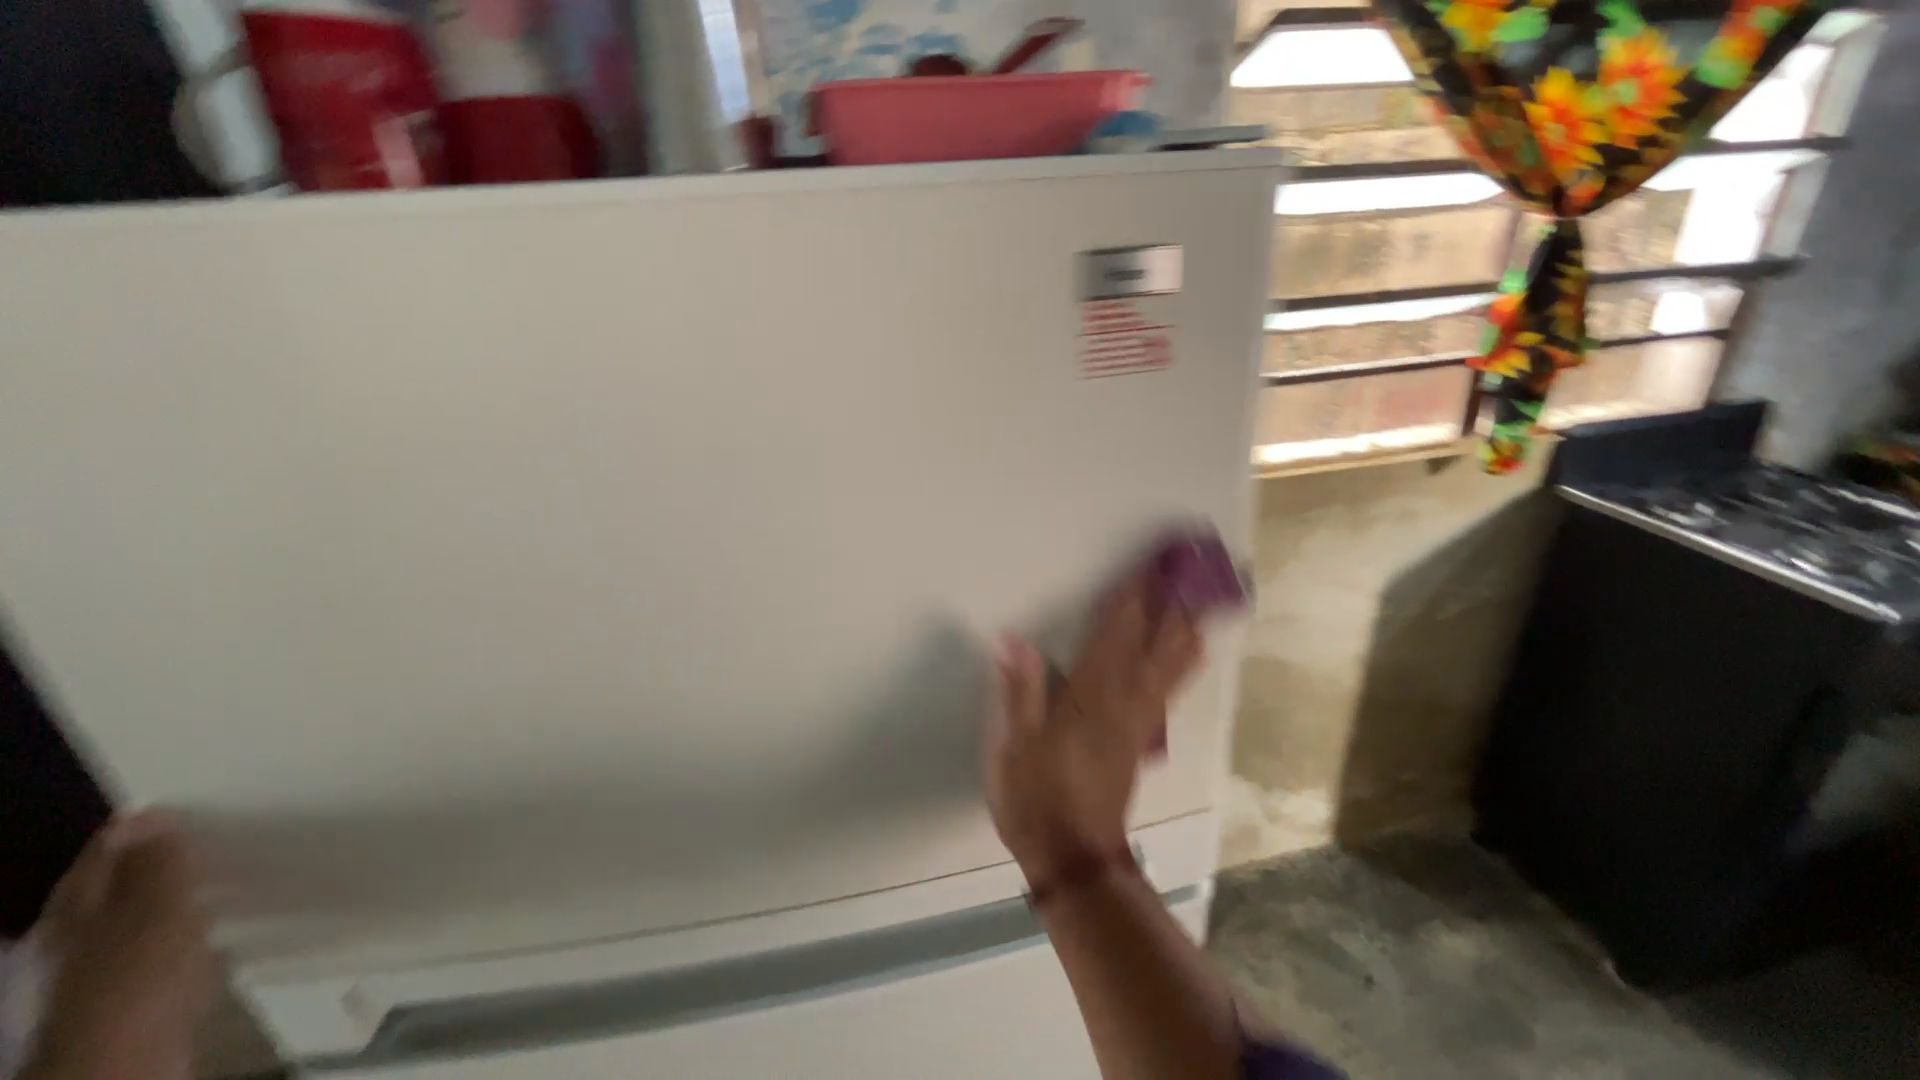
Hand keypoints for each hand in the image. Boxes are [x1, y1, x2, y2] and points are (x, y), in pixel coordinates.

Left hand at [26, 812, 212, 1079]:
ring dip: (175, 902)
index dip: (142, 826)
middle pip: (117, 886)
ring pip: (140, 921)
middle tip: (213, 839)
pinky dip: (184, 940)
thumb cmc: (136, 980)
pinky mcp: (126, 1000)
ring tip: (220, 883)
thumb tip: (155, 813)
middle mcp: (73, 938)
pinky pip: (158, 954)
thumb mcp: (154, 911)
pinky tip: (213, 937)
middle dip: (161, 864)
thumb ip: (156, 863)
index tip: (191, 805)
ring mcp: (97, 973)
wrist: (123, 1065)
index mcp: (71, 911)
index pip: (103, 851)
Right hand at [984, 572, 1201, 885]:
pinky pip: (1171, 686)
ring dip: (1188, 625)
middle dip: (1175, 601)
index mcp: (1091, 696)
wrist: (1075, 857)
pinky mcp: (1142, 737)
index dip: (1135, 594)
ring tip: (1203, 595)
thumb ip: (1017, 691)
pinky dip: (1185, 659)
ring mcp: (1140, 720)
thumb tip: (1013, 638)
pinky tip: (1189, 649)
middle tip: (1192, 565)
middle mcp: (1125, 700)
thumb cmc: (1036, 799)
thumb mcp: (1011, 749)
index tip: (1153, 560)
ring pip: (1175, 663)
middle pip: (1160, 642)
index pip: (1117, 631)